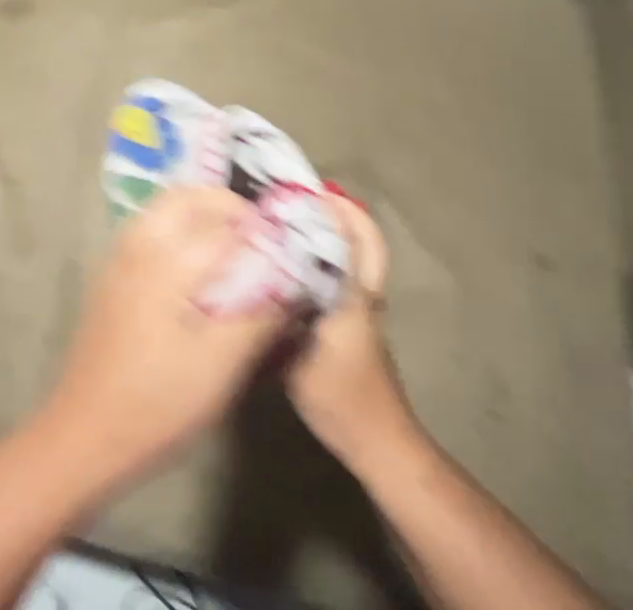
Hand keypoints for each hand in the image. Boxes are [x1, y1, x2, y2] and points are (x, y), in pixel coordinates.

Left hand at [38, 186, 291, 486]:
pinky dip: (181, 234)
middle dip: (229, 207)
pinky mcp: (110, 282)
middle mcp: (137, 247)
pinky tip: (201, 275)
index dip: (265, 232)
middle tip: (263, 238)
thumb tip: (292, 283)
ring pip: (164, 212)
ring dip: (203, 216)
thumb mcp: (221, 365)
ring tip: (238, 252)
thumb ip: (259, 315)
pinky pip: (150, 234)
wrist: (83, 437)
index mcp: (166, 261)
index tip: (294, 249)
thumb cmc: (157, 404)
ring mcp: (118, 262)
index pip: (226, 223)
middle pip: (186, 197)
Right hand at [285, 196, 418, 467]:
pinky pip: (341, 283)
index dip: (341, 211)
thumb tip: (256, 282)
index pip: (360, 239)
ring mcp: (363, 314)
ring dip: (331, 239)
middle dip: (339, 217)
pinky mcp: (355, 330)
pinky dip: (322, 267)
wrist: (377, 441)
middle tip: (299, 204)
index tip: (309, 192)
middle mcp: (364, 297)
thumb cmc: (340, 399)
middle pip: (364, 244)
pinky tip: (288, 274)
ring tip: (286, 230)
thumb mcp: (300, 357)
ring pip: (353, 262)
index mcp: (355, 296)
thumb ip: (282, 316)